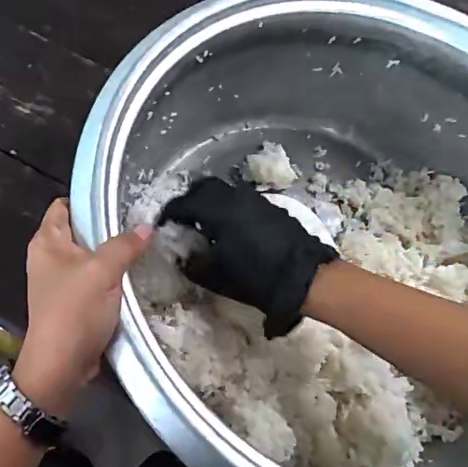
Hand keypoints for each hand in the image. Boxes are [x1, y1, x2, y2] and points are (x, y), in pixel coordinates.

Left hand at [16, 200, 152, 415]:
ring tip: (142, 246)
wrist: (61, 366)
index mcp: (46, 242)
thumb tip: (146, 227)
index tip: (119, 199)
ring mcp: (59, 281)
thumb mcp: (103, 272)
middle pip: (81, 230)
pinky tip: (133, 276)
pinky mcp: (72, 302)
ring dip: (113, 255)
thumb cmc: (74, 311)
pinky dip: (111, 278)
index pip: (63, 205)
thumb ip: (124, 246)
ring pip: (90, 257)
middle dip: (108, 227)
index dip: (88, 199)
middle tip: (140, 223)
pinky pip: (94, 280)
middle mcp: (49, 257)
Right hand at [159, 177, 336, 338]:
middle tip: (183, 221)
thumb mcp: (215, 276)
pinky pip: (242, 202)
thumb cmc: (255, 277)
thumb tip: (183, 258)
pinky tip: (231, 231)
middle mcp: (234, 197)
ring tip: (206, 226)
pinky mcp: (271, 208)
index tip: (163, 226)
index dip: (169, 214)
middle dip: (190, 202)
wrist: (304, 277)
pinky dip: (229, 210)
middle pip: (204, 188)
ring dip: (211, 204)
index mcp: (216, 210)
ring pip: (224, 192)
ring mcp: (255, 200)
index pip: (182, 204)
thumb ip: (192, 264)